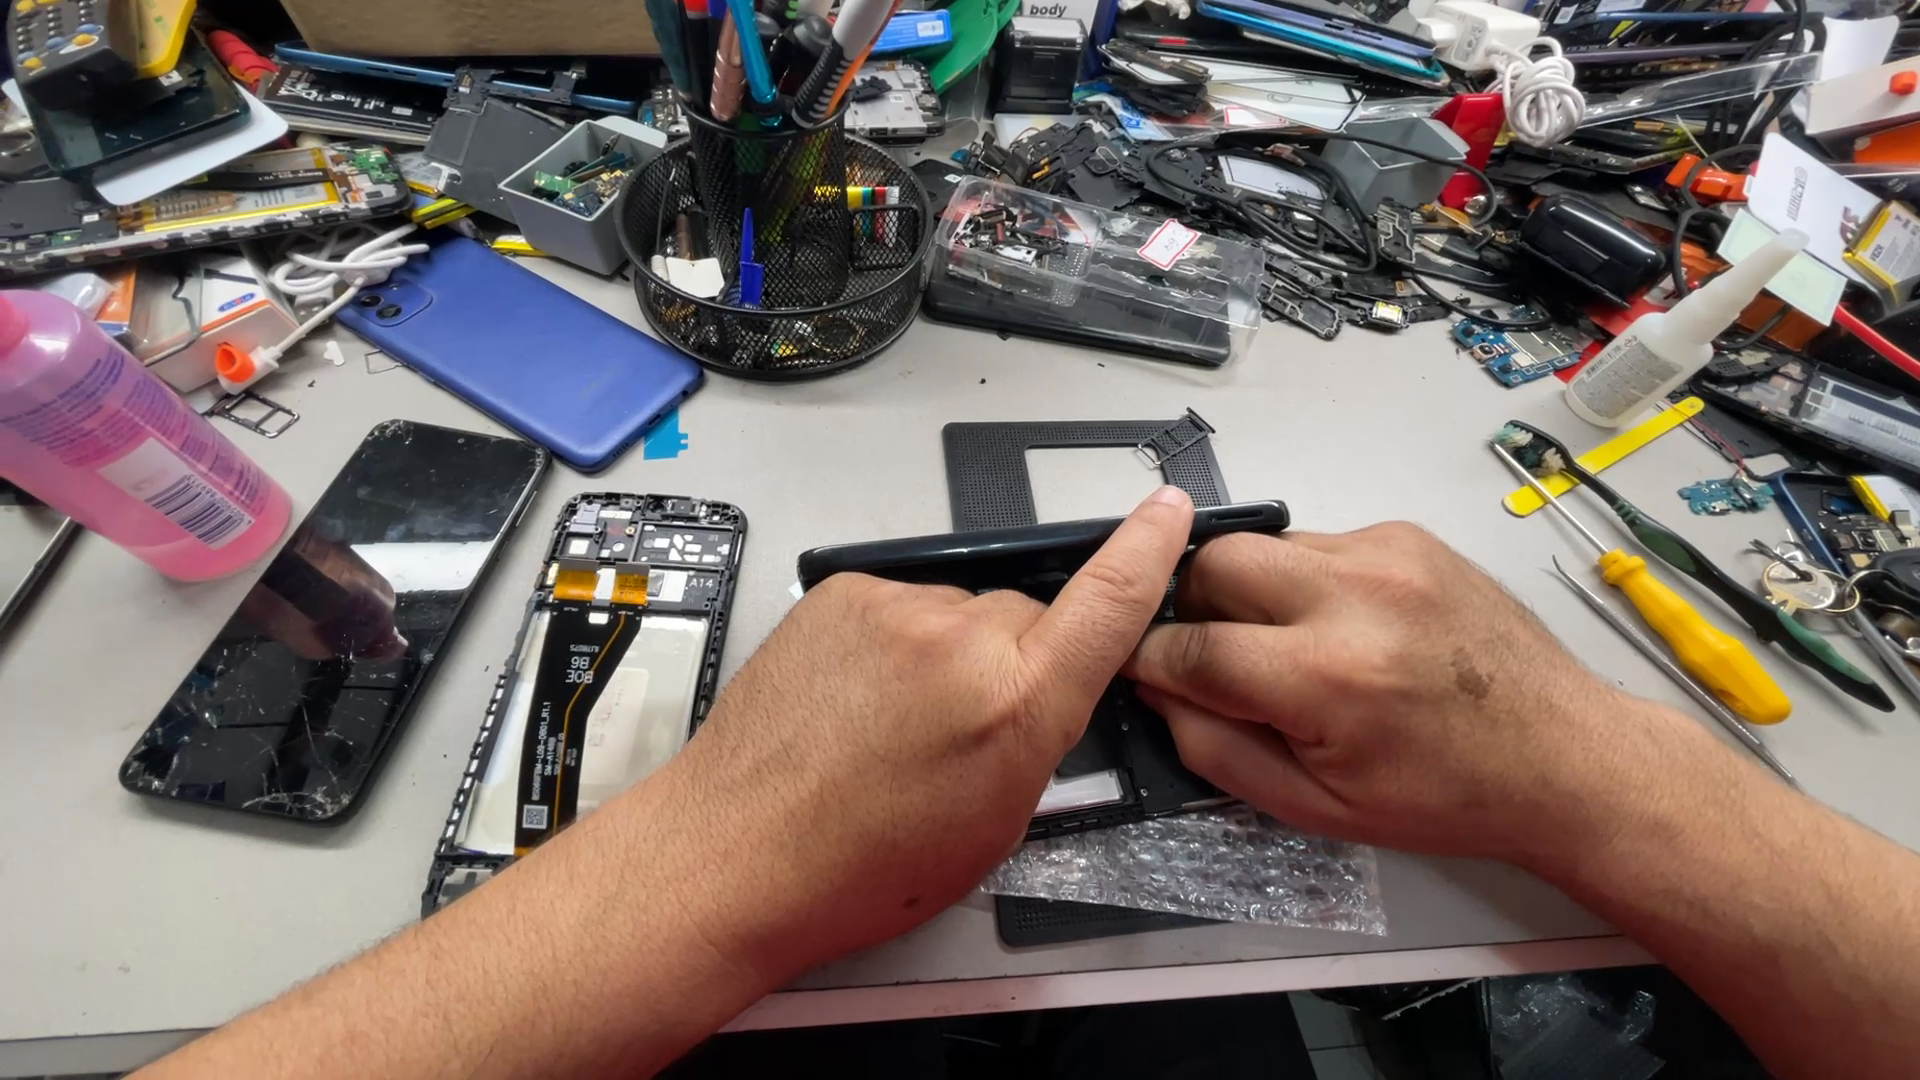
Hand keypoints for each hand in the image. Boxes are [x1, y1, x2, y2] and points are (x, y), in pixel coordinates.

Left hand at [645, 487, 1195, 982]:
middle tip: (961, 718)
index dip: (1150, 546)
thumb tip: (1044, 685)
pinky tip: (859, 691)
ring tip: (893, 715)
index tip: (1168, 509)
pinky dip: (897, 639)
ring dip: (947, 650)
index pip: (1109, 598)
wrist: (738, 850)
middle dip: (1013, 657)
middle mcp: (960, 638)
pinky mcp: (843, 591)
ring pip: (959, 610)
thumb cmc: (862, 863)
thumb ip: (1036, 733)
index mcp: (1015, 702)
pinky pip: (902, 603)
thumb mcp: (994, 821)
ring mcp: (895, 606)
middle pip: (1024, 613)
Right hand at [1126, 522, 1696, 863]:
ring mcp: (1384, 553)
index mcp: (1328, 679)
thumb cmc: (1437, 796)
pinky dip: (1298, 579)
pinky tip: (1337, 621)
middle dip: (1191, 605)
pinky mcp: (1404, 533)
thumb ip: (1211, 747)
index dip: (1146, 657)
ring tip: (1284, 637)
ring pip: (1259, 544)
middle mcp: (1354, 597)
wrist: (1568, 758)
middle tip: (1215, 647)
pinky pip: (1310, 542)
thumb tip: (1153, 687)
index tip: (1132, 661)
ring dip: (1247, 590)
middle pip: (1212, 563)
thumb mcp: (1310, 805)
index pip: (1192, 649)